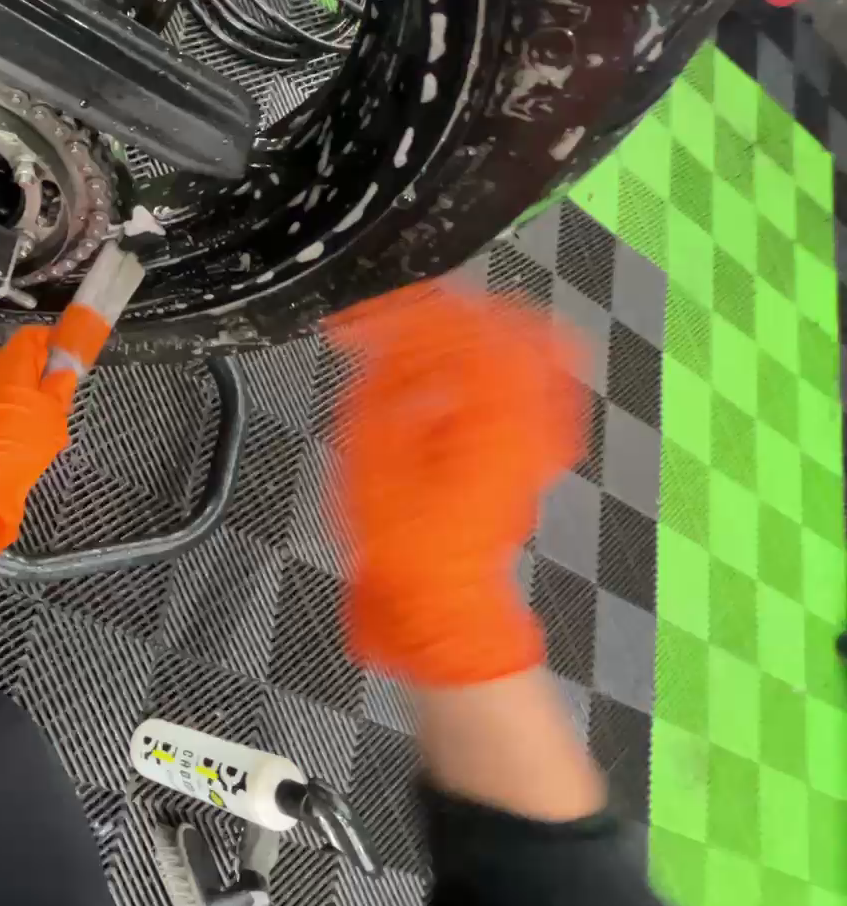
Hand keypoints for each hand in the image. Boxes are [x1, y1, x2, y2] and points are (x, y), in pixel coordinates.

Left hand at [0, 326, 77, 556]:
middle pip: (20, 360)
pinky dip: (15, 416)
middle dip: (42, 373)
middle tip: (62, 393)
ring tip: (48, 422)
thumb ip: (60, 386)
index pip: (32, 335)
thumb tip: (64, 370)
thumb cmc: (17, 441)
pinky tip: (28, 439)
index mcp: (12, 362)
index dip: (52, 342)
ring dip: (30, 398)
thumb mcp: (53, 412)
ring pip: (10, 387)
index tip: (70, 356)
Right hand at [327, 283, 582, 686]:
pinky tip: (452, 375)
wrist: (439, 596)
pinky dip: (491, 367)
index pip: (461, 329)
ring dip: (475, 333)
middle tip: (407, 310)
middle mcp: (531, 416)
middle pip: (514, 328)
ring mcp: (539, 435)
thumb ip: (382, 388)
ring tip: (423, 335)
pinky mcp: (529, 452)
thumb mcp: (372, 454)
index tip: (367, 312)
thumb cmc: (403, 535)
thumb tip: (386, 344)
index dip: (409, 309)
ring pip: (530, 352)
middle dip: (455, 309)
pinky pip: (529, 386)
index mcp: (491, 412)